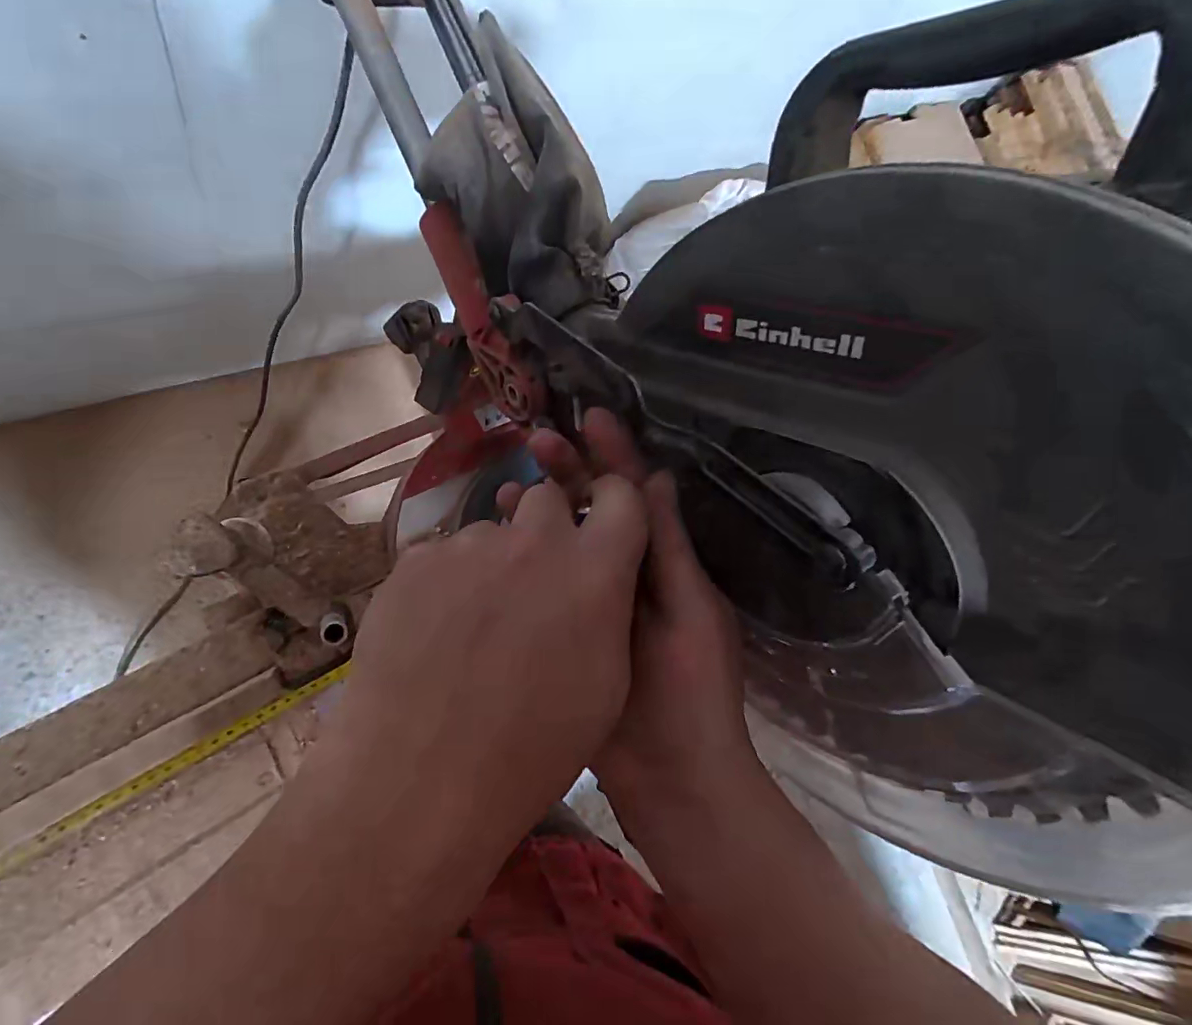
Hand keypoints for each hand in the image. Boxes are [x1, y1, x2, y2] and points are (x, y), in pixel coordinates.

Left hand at [311, 472, 648, 841]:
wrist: (424, 772)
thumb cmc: (532, 746)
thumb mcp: (605, 684)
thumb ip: (608, 608)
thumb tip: (597, 577)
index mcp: (593, 570)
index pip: (619, 497)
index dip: (611, 505)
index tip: (600, 522)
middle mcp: (531, 541)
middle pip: (544, 499)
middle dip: (545, 527)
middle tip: (531, 581)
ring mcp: (466, 546)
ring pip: (488, 534)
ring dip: (490, 564)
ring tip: (468, 626)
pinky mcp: (415, 560)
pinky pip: (441, 557)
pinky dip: (443, 582)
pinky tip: (430, 632)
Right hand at [495, 411, 751, 800]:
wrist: (670, 775)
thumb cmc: (691, 688)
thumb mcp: (689, 610)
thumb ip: (669, 547)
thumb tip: (656, 477)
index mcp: (662, 562)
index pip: (636, 494)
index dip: (615, 453)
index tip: (589, 416)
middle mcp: (626, 571)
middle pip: (596, 508)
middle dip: (571, 471)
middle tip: (535, 442)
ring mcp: (593, 599)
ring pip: (565, 539)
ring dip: (543, 509)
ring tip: (510, 490)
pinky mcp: (566, 626)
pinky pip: (545, 579)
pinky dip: (527, 555)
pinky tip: (500, 543)